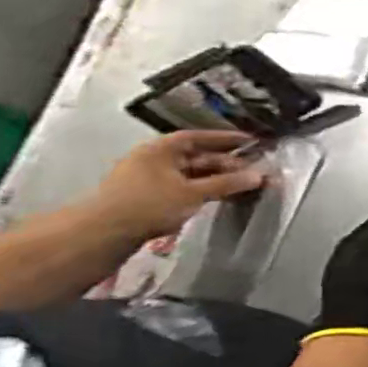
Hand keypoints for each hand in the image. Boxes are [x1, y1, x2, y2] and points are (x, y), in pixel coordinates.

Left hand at [88, 130, 264, 239]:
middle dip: (227, 162)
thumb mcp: (193, 193)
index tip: (250, 140)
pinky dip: (205, 188)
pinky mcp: (153, 194)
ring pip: (193, 172)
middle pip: (197, 156)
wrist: (109, 228)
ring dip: (218, 177)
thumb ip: (227, 183)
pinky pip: (186, 185)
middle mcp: (155, 158)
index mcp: (161, 150)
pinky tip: (221, 195)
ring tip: (244, 184)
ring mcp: (152, 176)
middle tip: (255, 170)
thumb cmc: (151, 204)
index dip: (225, 138)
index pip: (197, 138)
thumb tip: (258, 176)